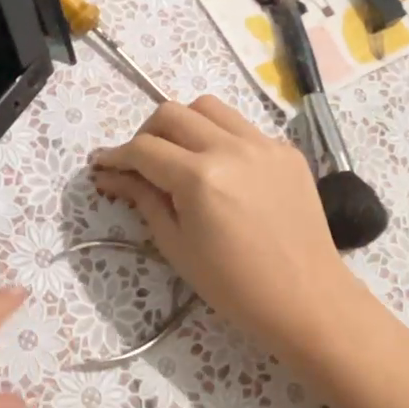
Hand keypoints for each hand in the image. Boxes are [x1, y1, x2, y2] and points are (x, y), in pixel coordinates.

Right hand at [90, 96, 354, 357]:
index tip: (102, 165)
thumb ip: (143, 199)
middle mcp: (231, 148)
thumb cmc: (233, 285)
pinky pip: (242, 127)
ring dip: (184, 124)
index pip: (143, 149)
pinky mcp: (286, 151)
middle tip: (140, 162)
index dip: (116, 156)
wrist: (306, 299)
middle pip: (172, 114)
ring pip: (208, 108)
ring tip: (179, 156)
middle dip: (146, 133)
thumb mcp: (176, 245)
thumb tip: (111, 175)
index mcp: (200, 178)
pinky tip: (221, 170)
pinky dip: (220, 138)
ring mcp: (263, 144)